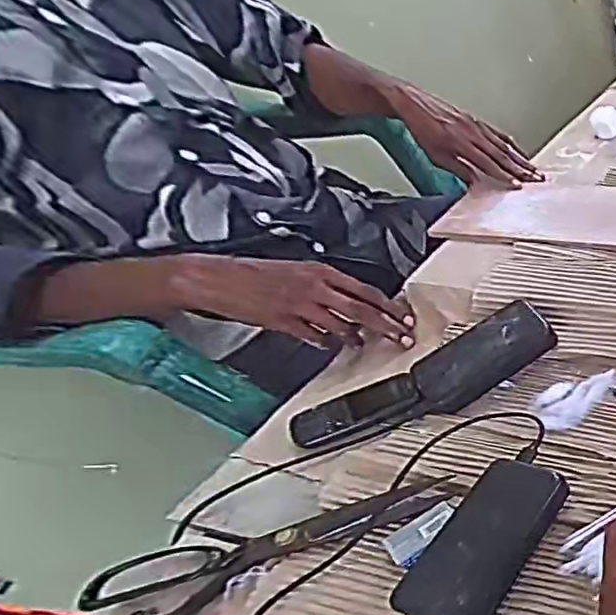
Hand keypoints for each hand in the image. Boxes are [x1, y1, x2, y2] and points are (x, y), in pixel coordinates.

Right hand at [169, 256, 413, 348]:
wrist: (209, 277)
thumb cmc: (252, 272)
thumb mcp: (296, 270)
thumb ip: (327, 285)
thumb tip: (355, 300)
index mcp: (320, 272)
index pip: (367, 292)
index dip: (391, 307)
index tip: (406, 318)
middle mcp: (314, 288)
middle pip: (363, 311)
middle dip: (388, 326)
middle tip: (404, 337)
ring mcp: (300, 306)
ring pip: (343, 325)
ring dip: (358, 337)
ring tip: (366, 343)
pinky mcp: (284, 322)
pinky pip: (316, 336)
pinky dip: (327, 342)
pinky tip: (332, 344)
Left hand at [385, 83, 541, 188]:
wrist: (409, 102)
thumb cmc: (419, 128)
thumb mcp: (434, 154)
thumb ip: (458, 168)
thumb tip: (475, 181)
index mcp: (462, 145)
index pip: (489, 164)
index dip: (505, 176)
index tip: (518, 185)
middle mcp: (472, 135)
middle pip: (503, 156)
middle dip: (523, 169)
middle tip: (538, 179)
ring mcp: (477, 126)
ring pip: (505, 146)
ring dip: (522, 159)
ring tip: (536, 169)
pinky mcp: (477, 121)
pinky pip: (499, 134)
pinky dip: (512, 145)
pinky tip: (521, 151)